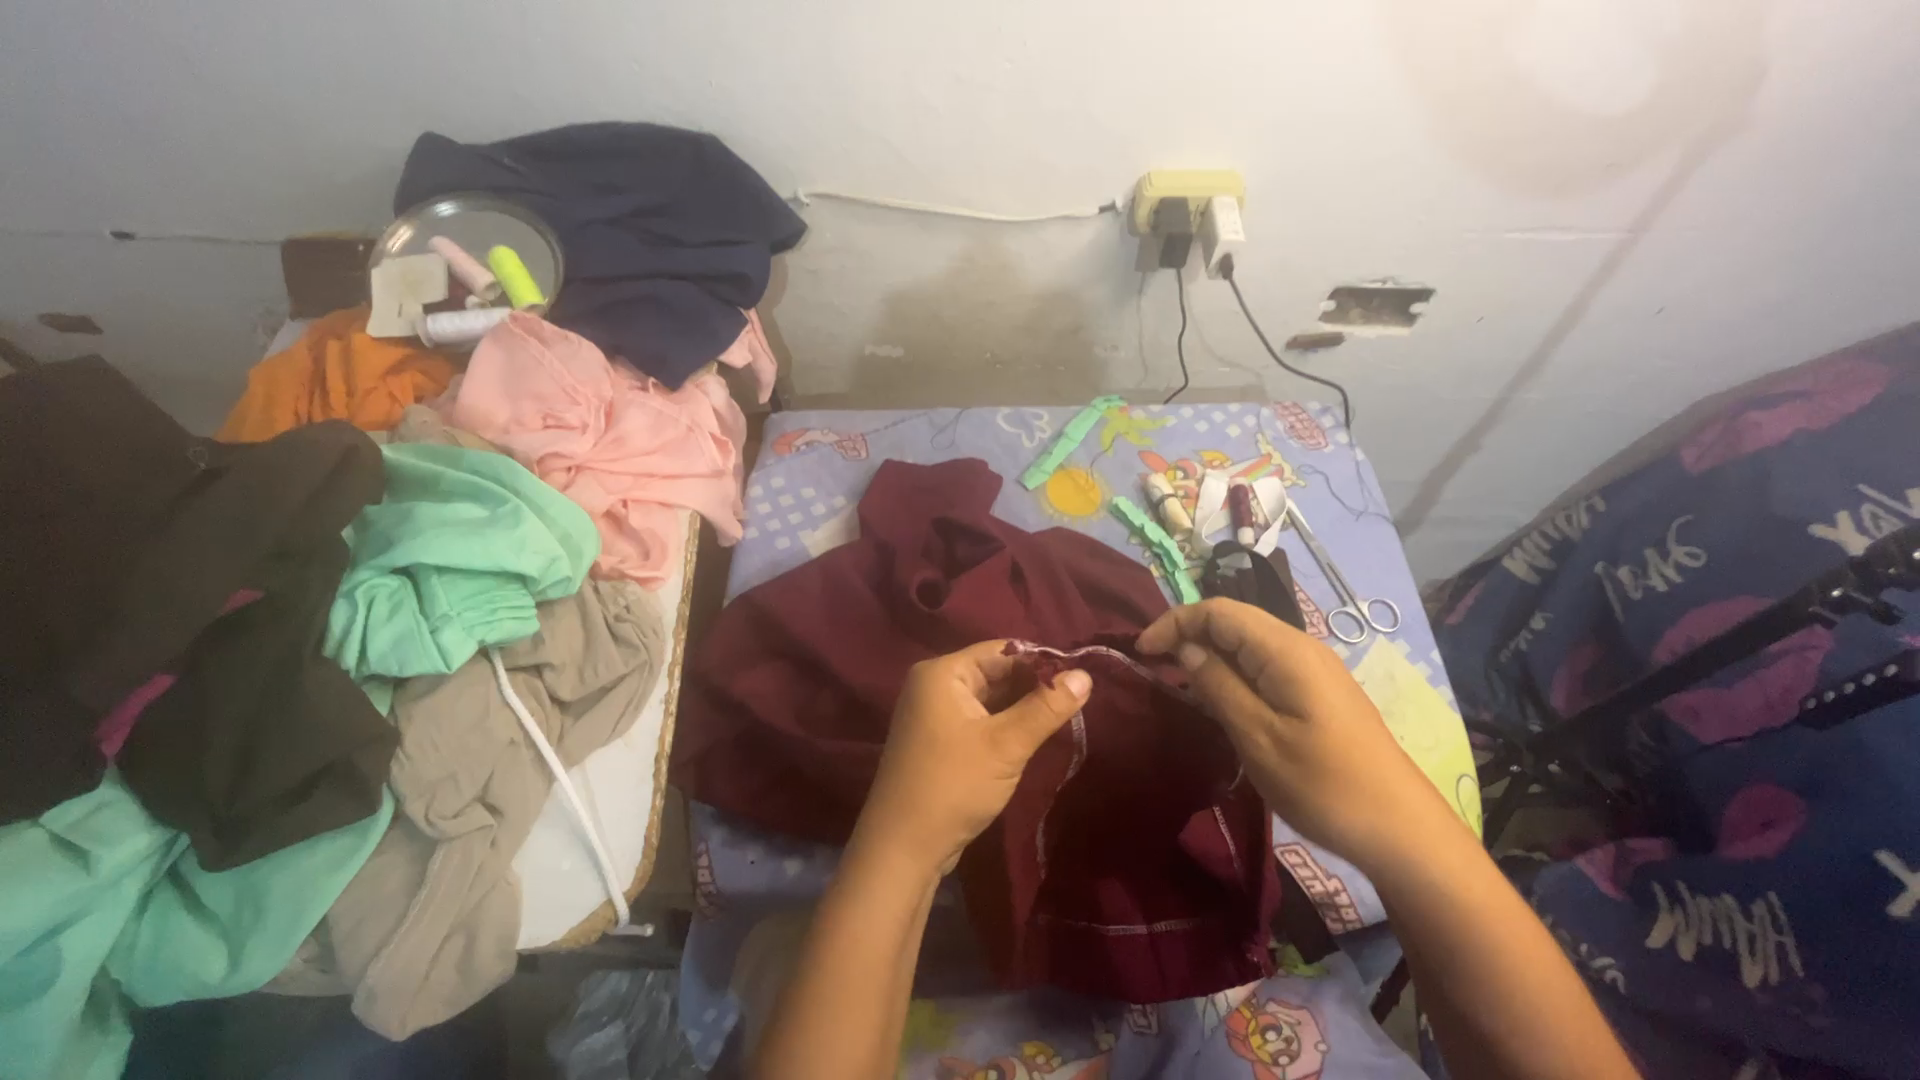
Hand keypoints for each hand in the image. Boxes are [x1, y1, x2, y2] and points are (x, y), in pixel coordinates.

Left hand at [855, 640, 1092, 875]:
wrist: (903, 847)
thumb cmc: (953, 786)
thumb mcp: (1006, 744)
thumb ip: (1046, 707)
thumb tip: (1085, 674)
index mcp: (942, 673)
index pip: (1001, 650)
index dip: (1042, 661)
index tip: (1081, 677)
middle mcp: (934, 685)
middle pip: (995, 672)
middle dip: (1034, 686)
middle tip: (1079, 699)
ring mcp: (934, 715)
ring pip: (990, 699)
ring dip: (1023, 708)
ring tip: (1066, 716)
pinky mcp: (940, 741)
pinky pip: (980, 721)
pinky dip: (1006, 726)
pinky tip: (1036, 736)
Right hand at [1137, 599, 1458, 873]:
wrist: (1400, 829)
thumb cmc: (1324, 784)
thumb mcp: (1257, 737)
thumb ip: (1218, 685)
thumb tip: (1186, 648)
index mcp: (1286, 650)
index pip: (1218, 610)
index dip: (1175, 621)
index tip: (1142, 653)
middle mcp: (1302, 647)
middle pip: (1234, 620)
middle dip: (1189, 634)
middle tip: (1155, 667)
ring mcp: (1314, 670)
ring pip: (1249, 643)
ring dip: (1210, 654)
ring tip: (1180, 683)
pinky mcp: (1319, 693)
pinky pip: (1265, 665)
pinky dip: (1233, 672)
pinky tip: (1221, 700)